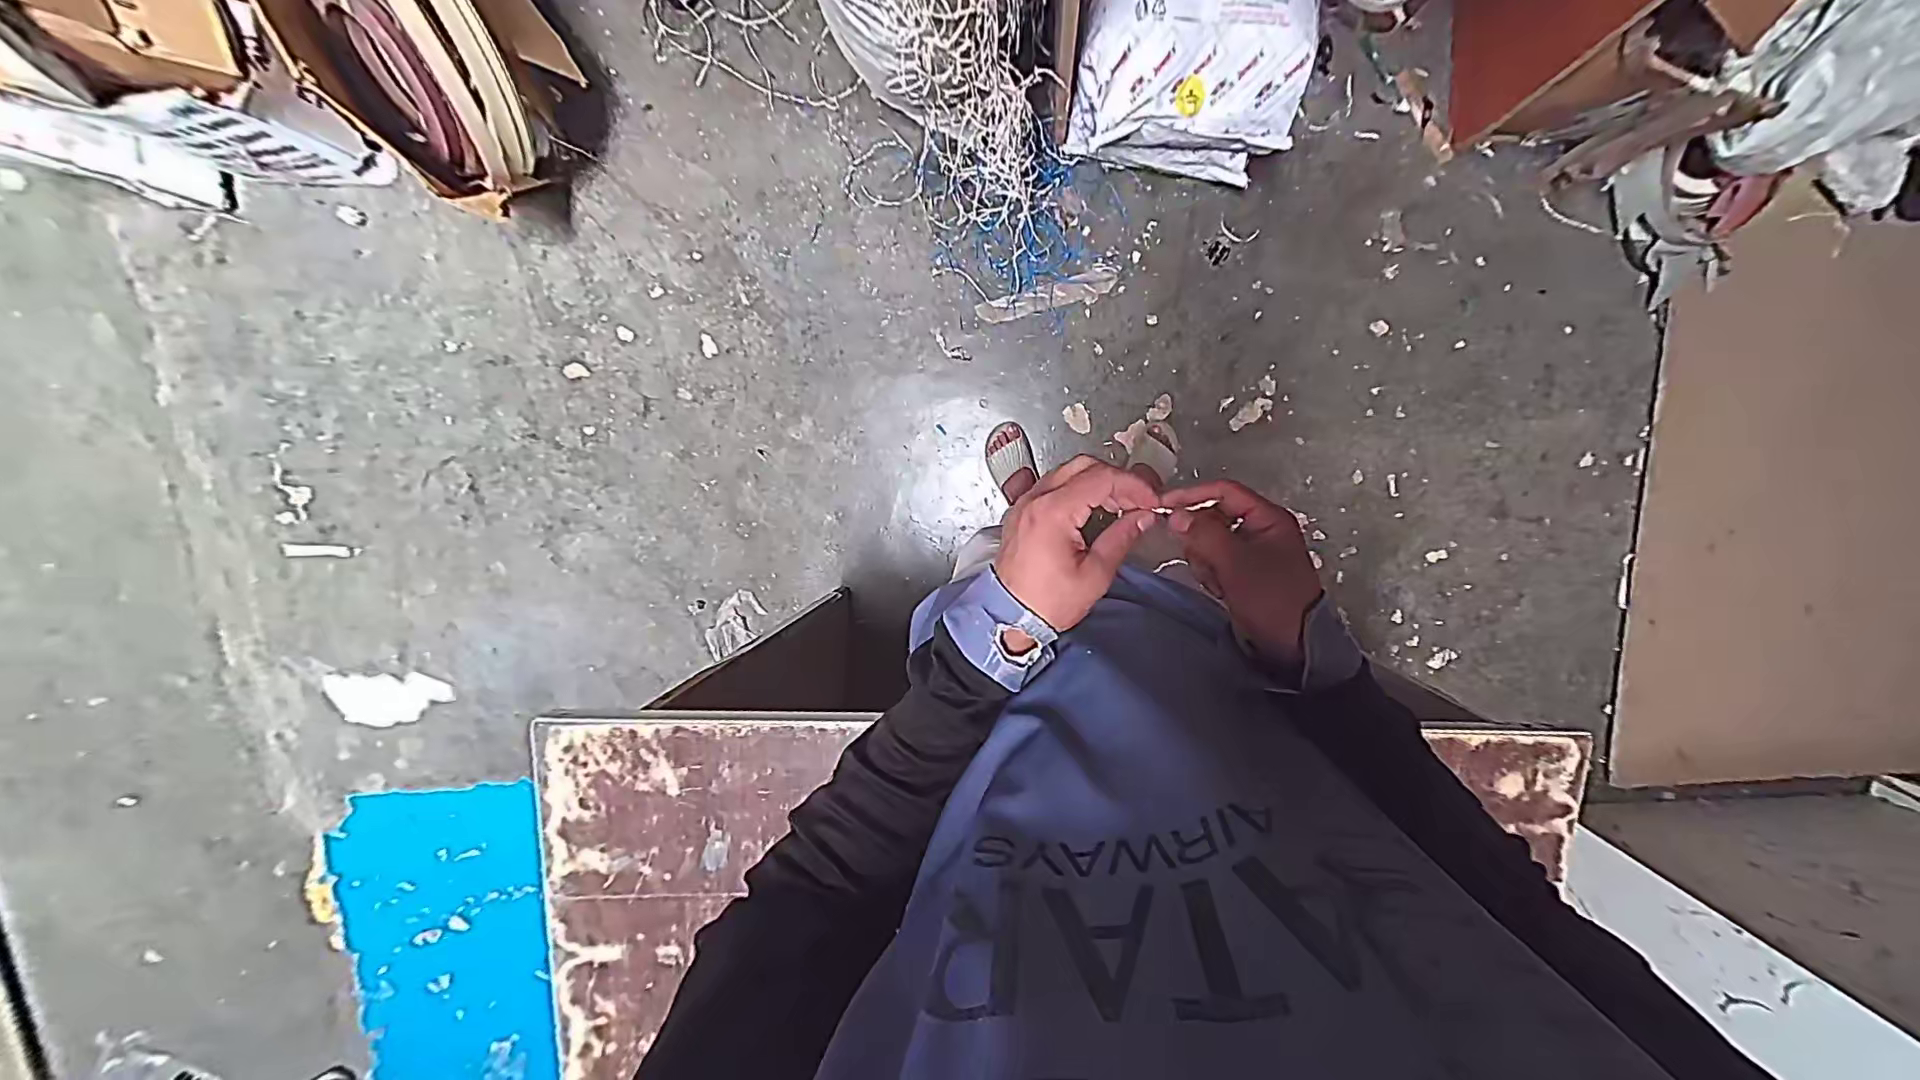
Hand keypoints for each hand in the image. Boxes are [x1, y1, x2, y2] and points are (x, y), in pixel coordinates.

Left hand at [995, 456, 1159, 631]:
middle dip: (1117, 478)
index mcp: (1052, 512)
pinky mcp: (1021, 513)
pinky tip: (1091, 508)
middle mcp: (1034, 501)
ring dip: (1096, 481)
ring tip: (1119, 504)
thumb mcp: (1094, 574)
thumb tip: (1141, 517)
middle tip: (1138, 499)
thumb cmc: (1045, 603)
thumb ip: (1121, 538)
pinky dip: (1075, 489)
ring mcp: (1024, 504)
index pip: (1102, 478)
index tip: (1150, 500)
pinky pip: (1051, 486)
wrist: (1011, 617)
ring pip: (1066, 472)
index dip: (1133, 485)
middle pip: (1084, 466)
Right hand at [1161, 479, 1323, 664]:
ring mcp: (1250, 552)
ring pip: (1208, 541)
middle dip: (1200, 538)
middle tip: (1203, 559)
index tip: (1165, 505)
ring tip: (1217, 580)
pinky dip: (1210, 573)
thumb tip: (1177, 515)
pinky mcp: (1242, 571)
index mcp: (1267, 518)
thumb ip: (1203, 533)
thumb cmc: (1273, 598)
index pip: (1224, 492)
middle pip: (1212, 517)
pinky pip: (1213, 561)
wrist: (1294, 644)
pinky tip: (1220, 588)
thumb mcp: (1235, 561)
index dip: (1193, 495)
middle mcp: (1259, 530)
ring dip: (1204, 560)